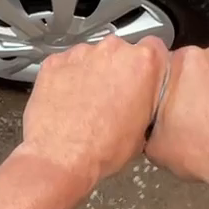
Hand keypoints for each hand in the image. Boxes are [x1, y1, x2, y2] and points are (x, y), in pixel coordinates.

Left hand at [19, 35, 169, 188]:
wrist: (61, 159)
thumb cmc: (101, 150)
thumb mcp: (142, 132)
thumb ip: (145, 104)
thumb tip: (138, 104)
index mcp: (143, 63)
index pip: (154, 49)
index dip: (146, 69)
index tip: (140, 80)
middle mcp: (113, 50)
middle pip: (120, 53)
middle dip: (116, 72)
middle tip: (110, 101)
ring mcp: (81, 54)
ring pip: (91, 59)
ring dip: (90, 76)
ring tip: (85, 107)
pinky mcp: (54, 62)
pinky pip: (64, 66)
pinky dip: (65, 80)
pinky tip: (66, 104)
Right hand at [145, 42, 208, 203]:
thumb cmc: (207, 154)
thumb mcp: (155, 146)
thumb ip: (148, 121)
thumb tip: (149, 120)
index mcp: (185, 62)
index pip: (171, 65)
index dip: (171, 88)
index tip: (174, 104)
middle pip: (202, 66)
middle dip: (199, 86)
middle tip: (198, 116)